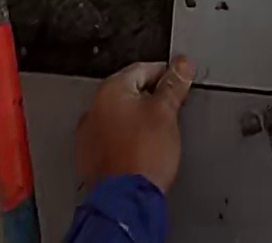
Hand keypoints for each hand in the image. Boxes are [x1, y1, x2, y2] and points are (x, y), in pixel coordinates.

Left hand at [75, 56, 195, 193]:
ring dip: (138, 121)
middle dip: (152, 100)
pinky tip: (141, 152)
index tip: (178, 83)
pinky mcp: (91, 160)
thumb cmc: (142, 158)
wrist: (126, 205)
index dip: (166, 76)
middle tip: (169, 112)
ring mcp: (89, 136)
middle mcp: (94, 109)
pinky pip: (113, 139)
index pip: (144, 69)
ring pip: (121, 117)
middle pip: (131, 92)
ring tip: (156, 136)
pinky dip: (127, 141)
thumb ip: (174, 83)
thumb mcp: (167, 111)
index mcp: (110, 90)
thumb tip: (182, 65)